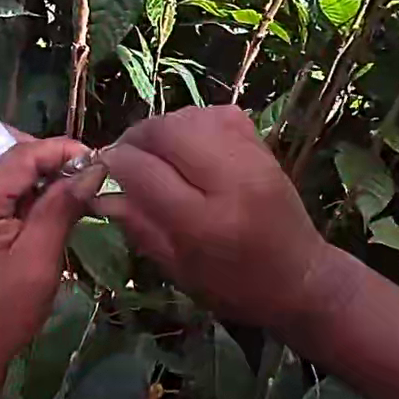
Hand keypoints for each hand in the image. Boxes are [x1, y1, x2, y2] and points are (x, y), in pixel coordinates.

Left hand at [0, 137, 103, 368]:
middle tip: (83, 179)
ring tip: (71, 194)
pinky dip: (24, 191)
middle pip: (7, 152)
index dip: (61, 150)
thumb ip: (61, 207)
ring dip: (38, 175)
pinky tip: (46, 209)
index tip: (98, 161)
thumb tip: (93, 167)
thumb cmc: (1, 314)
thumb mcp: (38, 260)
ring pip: (3, 168)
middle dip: (49, 159)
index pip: (20, 153)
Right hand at [90, 106, 342, 330]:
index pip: (145, 172)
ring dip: (162, 128)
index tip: (98, 168)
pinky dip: (192, 121)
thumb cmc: (235, 285)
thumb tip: (97, 188)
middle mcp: (231, 180)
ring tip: (153, 151)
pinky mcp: (262, 144)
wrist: (301, 275)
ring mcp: (251, 157)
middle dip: (135, 138)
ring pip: (189, 116)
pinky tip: (186, 143)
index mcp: (206, 223)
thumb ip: (138, 224)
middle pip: (167, 132)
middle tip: (123, 155)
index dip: (113, 163)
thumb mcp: (178, 268)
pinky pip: (216, 113)